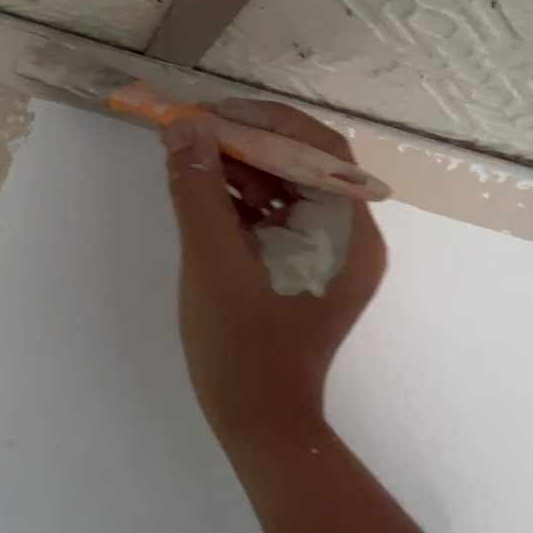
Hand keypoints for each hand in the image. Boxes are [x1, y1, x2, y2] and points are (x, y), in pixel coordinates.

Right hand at [161, 100, 387, 439]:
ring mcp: (327, 256)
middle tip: (192, 131)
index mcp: (345, 232)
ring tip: (189, 158)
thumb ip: (196, 188)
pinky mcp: (303, 271)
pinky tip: (201, 193)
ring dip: (239, 170)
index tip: (212, 113)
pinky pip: (275, 218)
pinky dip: (241, 201)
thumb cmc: (240, 342)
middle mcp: (348, 237)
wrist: (258, 420)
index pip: (318, 150)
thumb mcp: (211, 258)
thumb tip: (184, 127)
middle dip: (246, 143)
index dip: (266, 120)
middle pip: (302, 166)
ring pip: (285, 190)